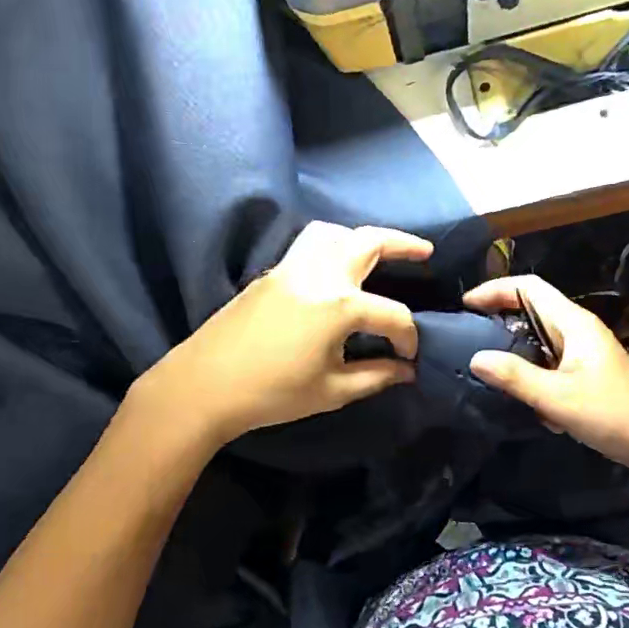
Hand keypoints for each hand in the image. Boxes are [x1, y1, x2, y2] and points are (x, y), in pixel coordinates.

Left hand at [144, 222, 431, 443]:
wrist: (203, 387)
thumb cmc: (272, 394)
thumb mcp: (333, 391)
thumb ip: (376, 376)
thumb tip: (406, 370)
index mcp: (339, 306)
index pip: (392, 315)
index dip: (408, 338)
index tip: (410, 359)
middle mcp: (319, 275)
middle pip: (368, 242)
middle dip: (402, 244)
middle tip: (425, 251)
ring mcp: (291, 269)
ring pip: (333, 233)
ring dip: (361, 237)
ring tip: (378, 254)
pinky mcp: (271, 274)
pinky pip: (309, 245)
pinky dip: (333, 246)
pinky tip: (338, 272)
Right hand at [464, 276, 628, 468]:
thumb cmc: (611, 414)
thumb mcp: (556, 398)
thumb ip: (515, 377)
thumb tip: (475, 358)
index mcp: (574, 323)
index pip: (530, 287)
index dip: (496, 289)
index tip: (466, 305)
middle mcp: (579, 330)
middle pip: (533, 310)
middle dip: (501, 320)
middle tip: (469, 337)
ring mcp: (584, 352)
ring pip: (541, 340)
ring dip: (517, 353)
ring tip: (490, 371)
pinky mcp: (587, 374)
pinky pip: (551, 364)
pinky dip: (535, 376)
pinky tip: (530, 404)